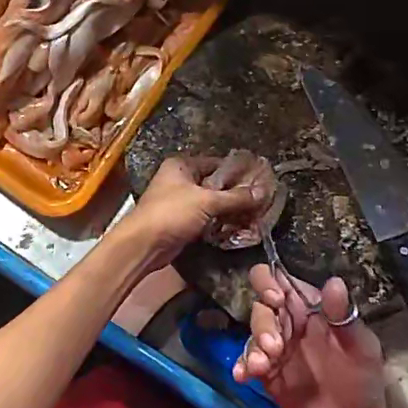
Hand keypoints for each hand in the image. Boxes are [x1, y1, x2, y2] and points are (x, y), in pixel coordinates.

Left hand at [110, 156, 269, 274]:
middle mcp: (180, 180)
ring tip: (257, 214)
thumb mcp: (206, 201)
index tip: (262, 179)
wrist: (144, 244)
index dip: (238, 171)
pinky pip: (207, 218)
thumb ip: (235, 197)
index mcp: (181, 165)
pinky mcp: (182, 222)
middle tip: (263, 199)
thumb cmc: (171, 213)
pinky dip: (221, 223)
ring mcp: (180, 202)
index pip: (216, 163)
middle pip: (215, 184)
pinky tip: (241, 227)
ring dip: (231, 209)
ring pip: (212, 203)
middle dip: (237, 193)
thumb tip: (263, 192)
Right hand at [233, 263, 388, 407]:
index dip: (269, 282)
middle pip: (260, 306)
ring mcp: (273, 345)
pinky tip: (243, 375)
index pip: (278, 279)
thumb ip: (343, 314)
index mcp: (307, 307)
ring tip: (262, 365)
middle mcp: (287, 321)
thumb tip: (334, 282)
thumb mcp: (361, 345)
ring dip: (254, 345)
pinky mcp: (264, 369)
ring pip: (252, 331)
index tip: (275, 298)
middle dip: (263, 322)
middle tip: (274, 346)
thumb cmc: (362, 378)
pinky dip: (241, 365)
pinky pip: (246, 360)